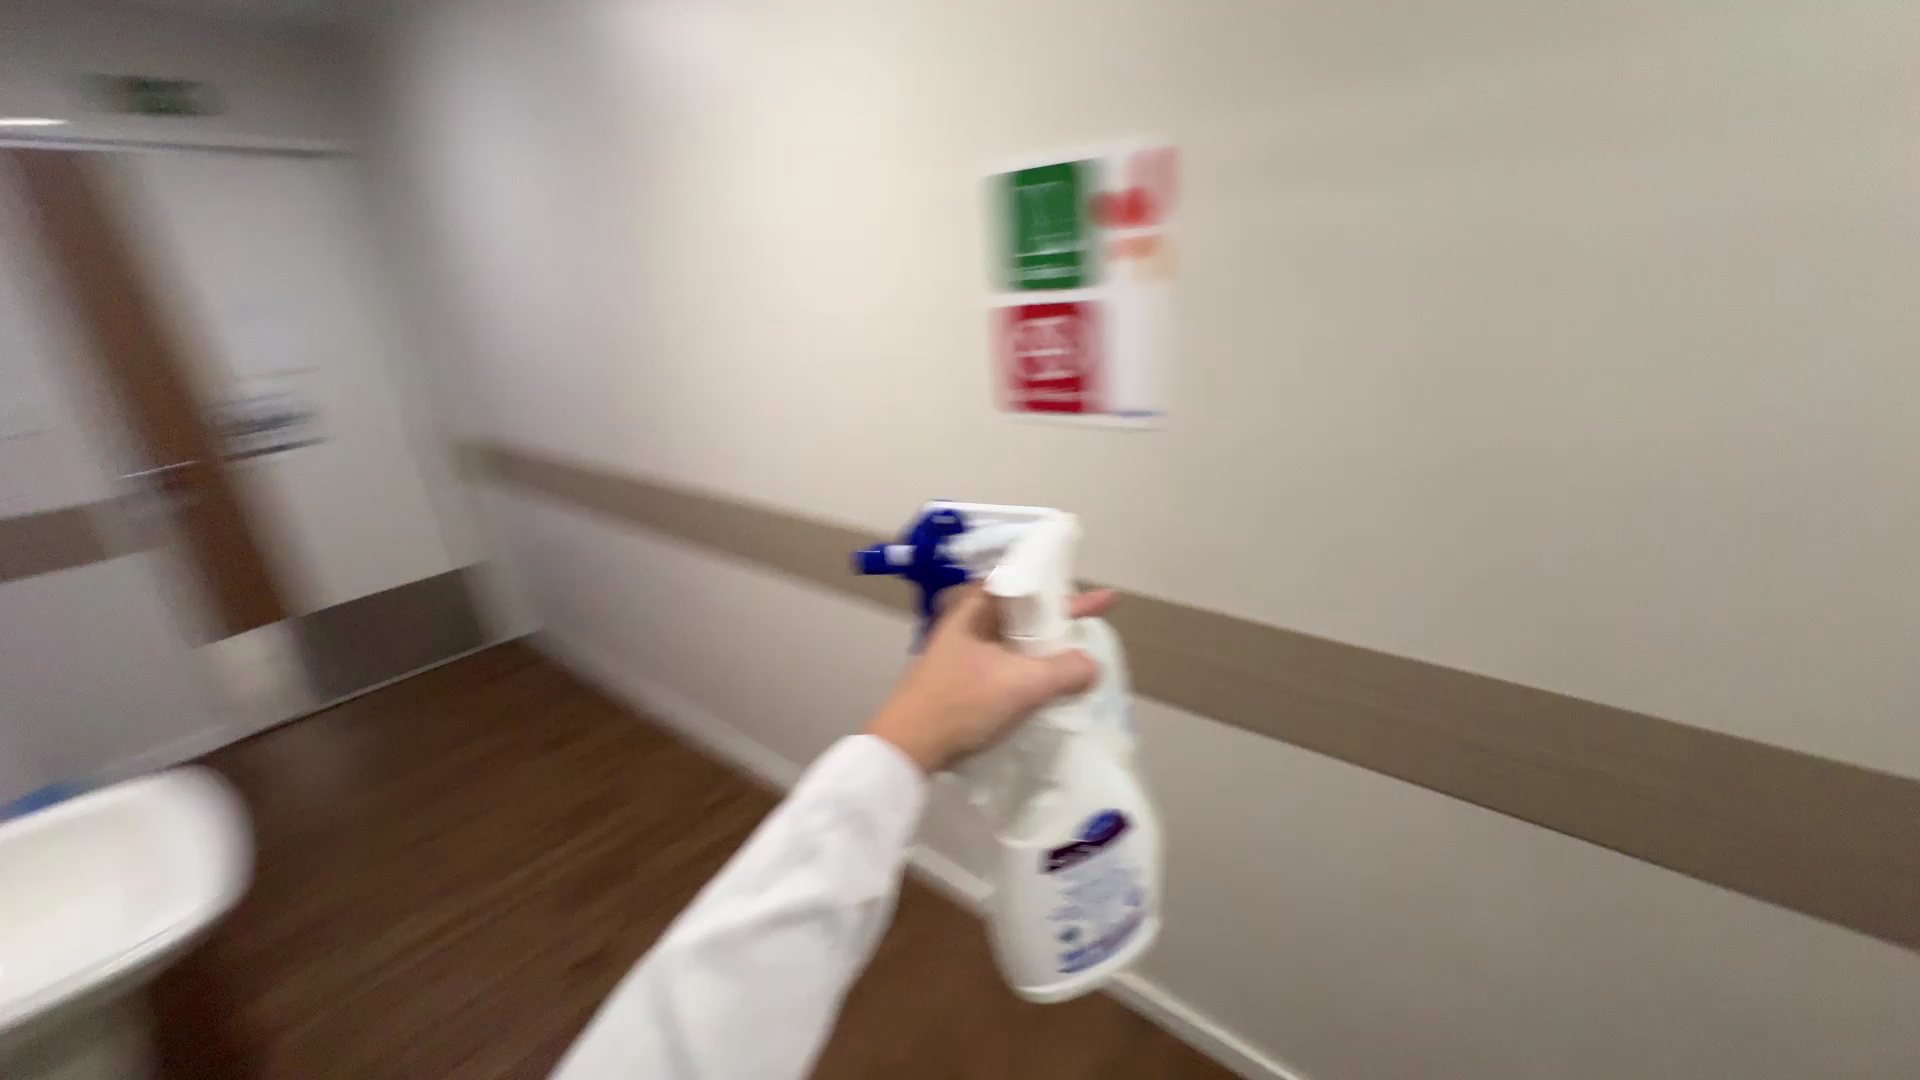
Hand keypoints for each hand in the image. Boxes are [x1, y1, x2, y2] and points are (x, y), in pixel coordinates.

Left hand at [865, 586, 1117, 773]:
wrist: (907, 747)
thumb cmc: (962, 703)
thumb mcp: (1021, 685)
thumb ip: (1064, 671)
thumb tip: (1092, 666)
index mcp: (978, 607)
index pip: (1027, 583)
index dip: (1066, 589)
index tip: (1102, 597)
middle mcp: (969, 621)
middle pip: (1024, 610)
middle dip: (1060, 616)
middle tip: (1094, 620)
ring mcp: (963, 650)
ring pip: (1016, 639)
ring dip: (1046, 645)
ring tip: (1077, 653)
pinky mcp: (962, 676)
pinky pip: (1007, 662)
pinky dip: (1031, 666)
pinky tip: (1048, 683)